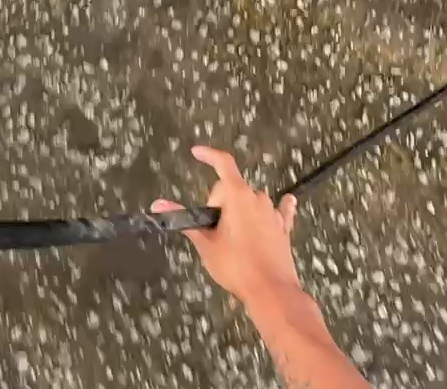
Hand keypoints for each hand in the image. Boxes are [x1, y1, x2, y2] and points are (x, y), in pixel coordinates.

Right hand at [151, 145, 303, 309]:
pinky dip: (281, 206)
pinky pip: (281, 211)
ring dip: (240, 208)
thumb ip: (184, 219)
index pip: (223, 163)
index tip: (196, 153)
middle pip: (232, 188)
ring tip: (233, 235)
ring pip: (252, 200)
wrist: (272, 293)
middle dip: (219, 202)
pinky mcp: (284, 230)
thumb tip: (158, 204)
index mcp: (238, 195)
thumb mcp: (205, 243)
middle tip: (213, 228)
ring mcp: (273, 214)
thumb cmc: (236, 266)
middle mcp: (257, 198)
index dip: (208, 155)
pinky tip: (289, 200)